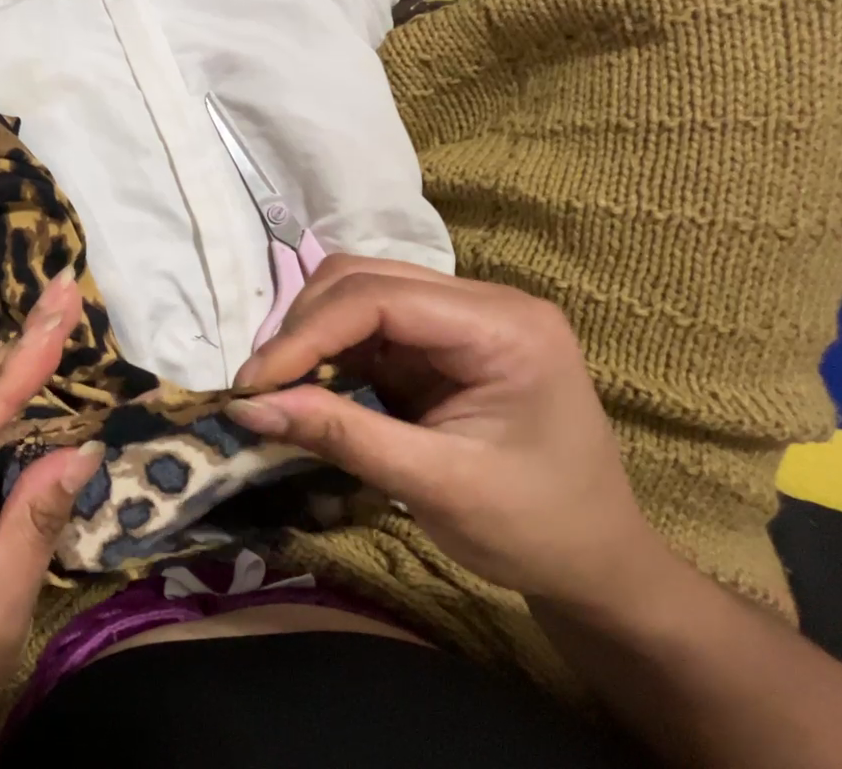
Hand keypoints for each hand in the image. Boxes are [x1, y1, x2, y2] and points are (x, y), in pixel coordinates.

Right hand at [228, 256, 667, 606]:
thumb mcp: (436, 485)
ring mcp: (458, 319)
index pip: (377, 298)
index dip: (304, 335)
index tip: (252, 386)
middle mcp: (481, 304)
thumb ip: (341, 436)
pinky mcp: (435, 343)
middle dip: (300, 329)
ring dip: (307, 336)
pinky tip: (310, 390)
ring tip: (281, 390)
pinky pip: (360, 326)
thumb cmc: (535, 528)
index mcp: (504, 327)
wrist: (594, 562)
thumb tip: (247, 408)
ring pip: (351, 293)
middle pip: (358, 279)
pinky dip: (323, 353)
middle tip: (261, 390)